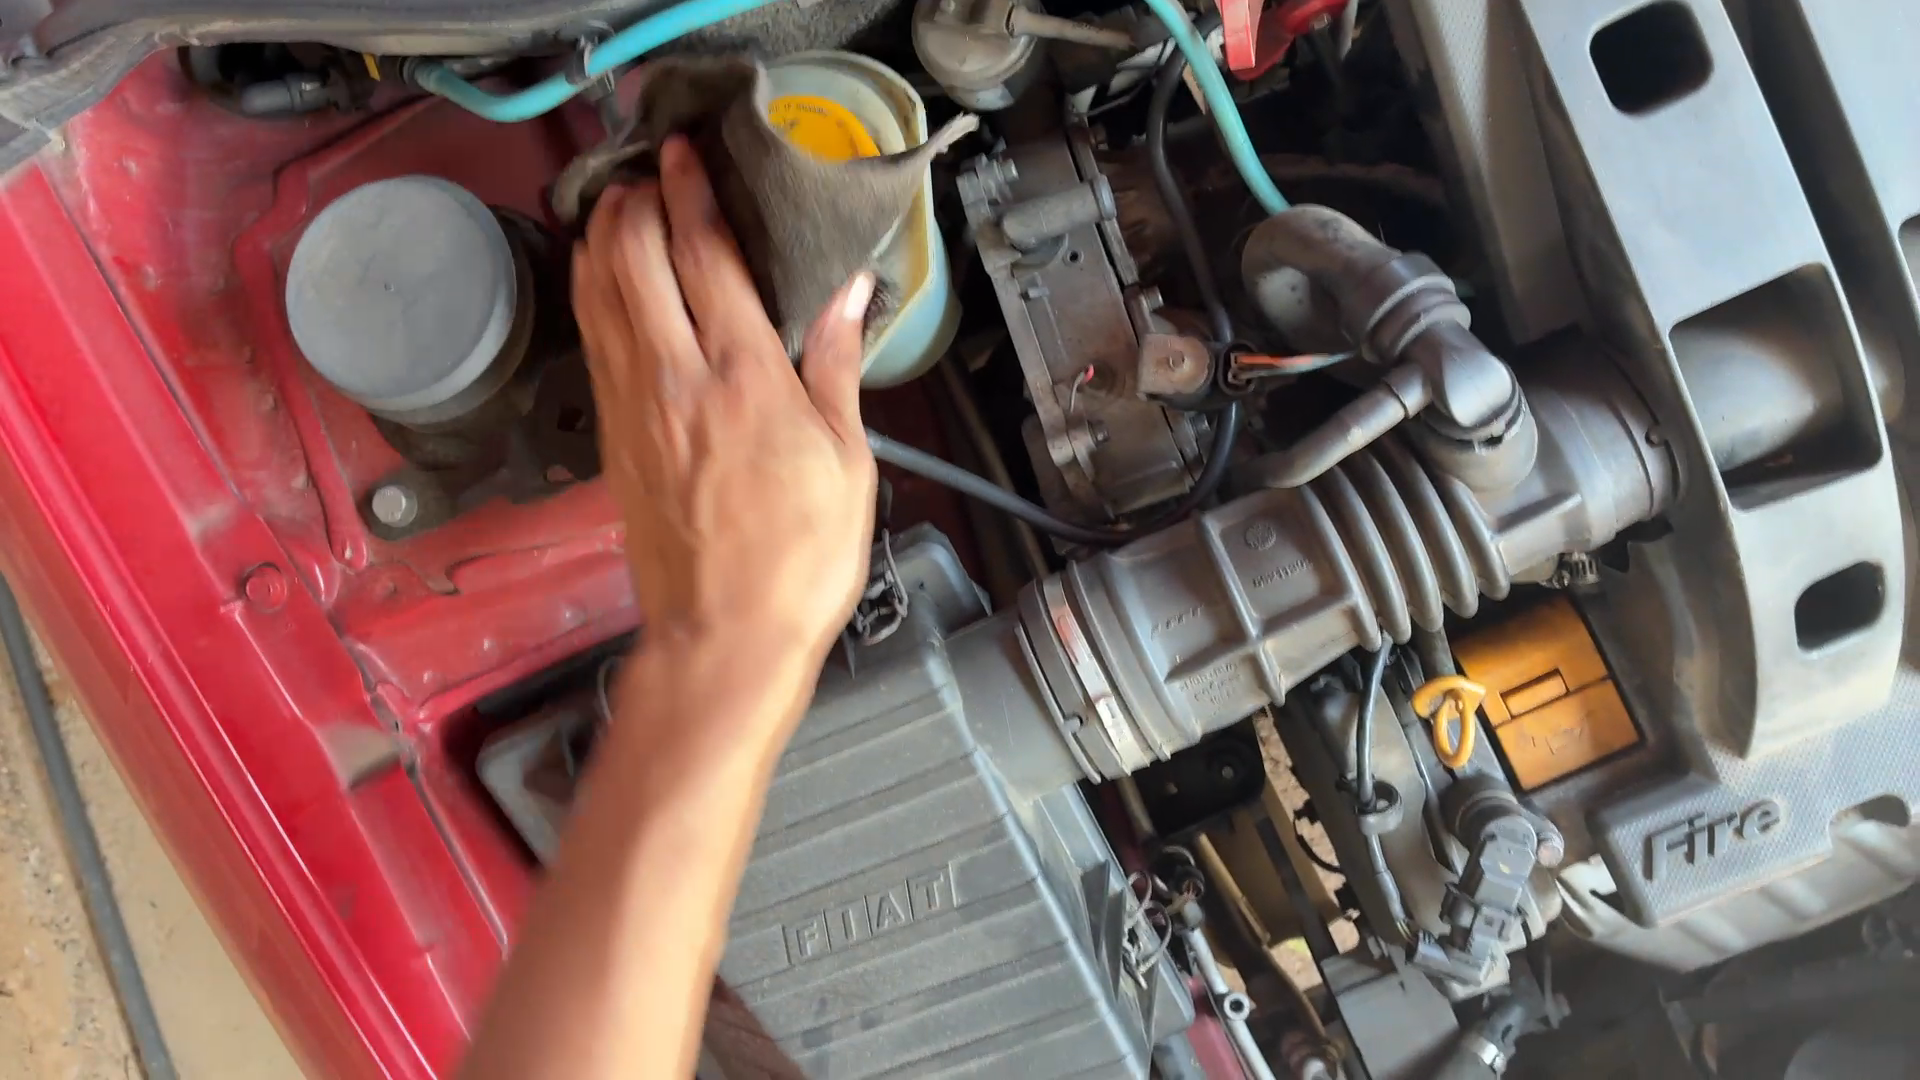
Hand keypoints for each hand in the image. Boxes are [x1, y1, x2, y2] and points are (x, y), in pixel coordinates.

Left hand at [573, 135, 878, 663]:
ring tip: (618, 205)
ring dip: (603, 236)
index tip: (689, 155)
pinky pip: (592, 342)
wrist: (727, 633)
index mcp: (748, 379)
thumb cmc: (801, 557)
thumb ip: (836, 367)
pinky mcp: (613, 440)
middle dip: (638, 199)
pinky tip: (602, 282)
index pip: (709, 257)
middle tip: (652, 172)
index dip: (695, 194)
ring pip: (600, 293)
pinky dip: (592, 294)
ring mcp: (635, 408)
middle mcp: (679, 379)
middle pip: (637, 257)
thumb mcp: (847, 461)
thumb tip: (850, 297)